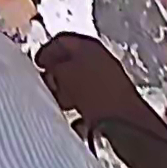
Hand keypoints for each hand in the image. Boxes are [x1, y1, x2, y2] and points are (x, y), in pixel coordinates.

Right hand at [34, 33, 157, 129]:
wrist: (129, 127)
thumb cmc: (94, 93)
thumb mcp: (64, 76)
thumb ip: (53, 69)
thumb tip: (50, 71)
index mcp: (89, 45)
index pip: (62, 40)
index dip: (47, 50)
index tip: (37, 62)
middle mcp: (102, 59)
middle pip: (73, 61)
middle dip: (58, 72)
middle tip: (46, 83)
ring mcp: (112, 81)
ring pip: (83, 82)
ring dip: (69, 91)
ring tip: (59, 103)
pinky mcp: (118, 104)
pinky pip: (93, 101)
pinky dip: (82, 108)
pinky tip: (76, 120)